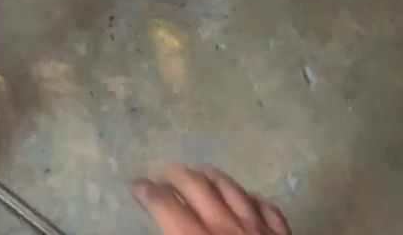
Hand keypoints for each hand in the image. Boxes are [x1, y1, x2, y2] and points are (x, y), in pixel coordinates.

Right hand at [133, 164, 291, 234]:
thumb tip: (166, 233)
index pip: (164, 204)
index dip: (147, 191)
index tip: (136, 185)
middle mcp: (224, 227)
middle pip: (195, 184)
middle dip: (174, 174)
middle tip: (163, 175)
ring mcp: (257, 229)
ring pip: (230, 187)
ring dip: (210, 176)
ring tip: (199, 173)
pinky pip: (266, 207)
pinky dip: (251, 199)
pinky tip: (246, 199)